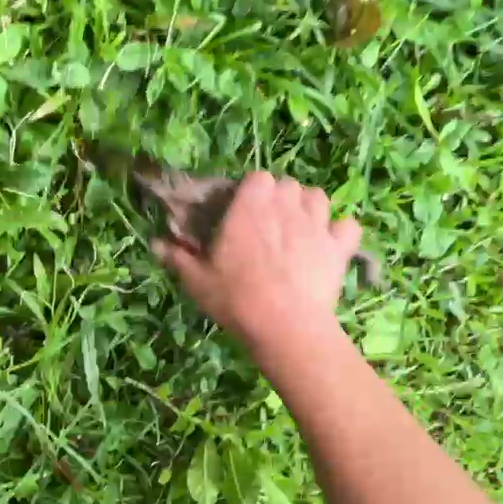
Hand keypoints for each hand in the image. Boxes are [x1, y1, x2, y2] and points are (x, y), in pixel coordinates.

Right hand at [150, 171, 362, 351]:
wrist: (285, 326)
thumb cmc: (235, 298)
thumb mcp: (196, 281)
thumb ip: (177, 258)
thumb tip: (155, 243)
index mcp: (250, 209)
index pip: (257, 177)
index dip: (251, 190)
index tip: (241, 210)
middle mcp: (286, 208)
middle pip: (288, 185)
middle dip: (279, 198)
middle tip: (265, 224)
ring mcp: (317, 225)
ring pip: (318, 198)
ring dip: (307, 207)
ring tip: (295, 229)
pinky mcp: (339, 247)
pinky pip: (347, 226)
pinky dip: (338, 232)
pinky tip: (326, 245)